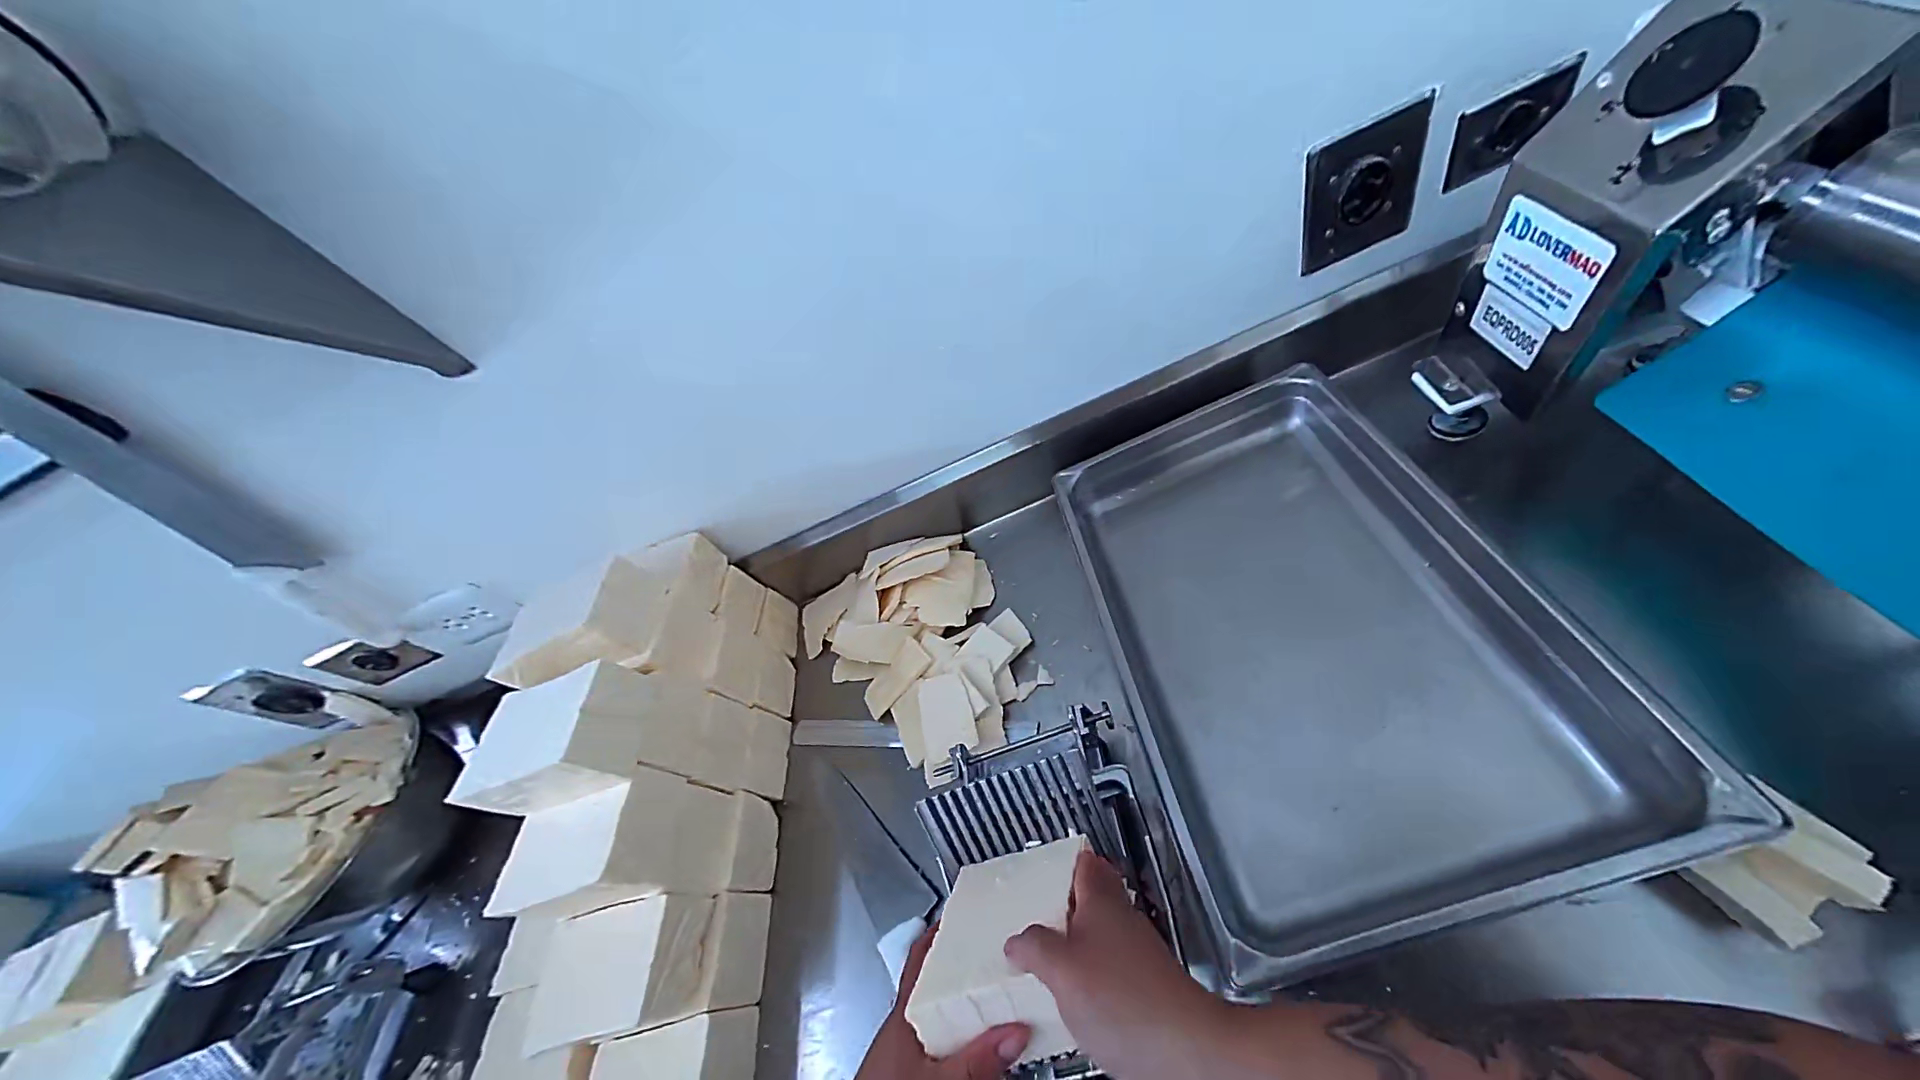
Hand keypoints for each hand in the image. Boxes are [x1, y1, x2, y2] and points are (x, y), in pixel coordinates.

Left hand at [856, 923, 1030, 1079]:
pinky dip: (960, 1038)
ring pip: (937, 1017)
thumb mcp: (939, 1078)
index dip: (937, 935)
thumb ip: (976, 1058)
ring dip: (962, 1009)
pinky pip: (939, 1041)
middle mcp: (904, 1026)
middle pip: (932, 986)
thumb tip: (1016, 1032)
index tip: (959, 917)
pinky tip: (979, 1049)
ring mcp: (905, 1050)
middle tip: (991, 962)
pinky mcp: (909, 1069)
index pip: (919, 959)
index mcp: (904, 1014)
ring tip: (994, 1003)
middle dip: (961, 974)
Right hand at [1004, 851, 1228, 1079]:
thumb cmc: (1128, 1002)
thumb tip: (1018, 942)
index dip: (1062, 862)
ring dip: (1072, 944)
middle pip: (1087, 899)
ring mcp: (1136, 952)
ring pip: (1096, 934)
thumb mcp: (1060, 970)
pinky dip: (1088, 976)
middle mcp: (1122, 919)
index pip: (1083, 862)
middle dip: (1060, 908)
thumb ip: (1033, 947)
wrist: (1185, 1052)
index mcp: (1101, 900)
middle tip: (1033, 918)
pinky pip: (1107, 968)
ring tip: (1044, 962)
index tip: (1042, 867)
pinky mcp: (1144, 986)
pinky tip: (1073, 999)